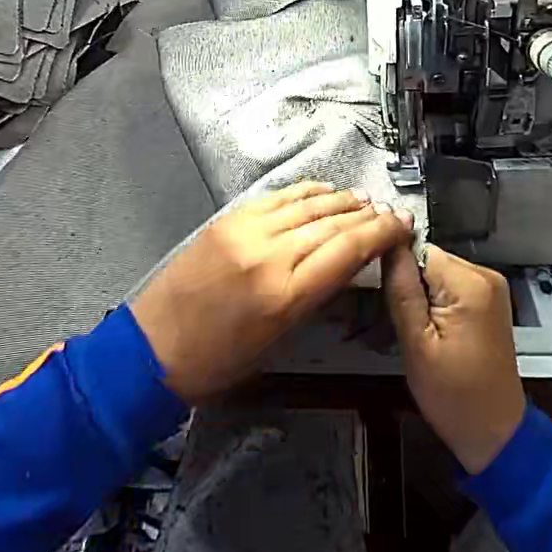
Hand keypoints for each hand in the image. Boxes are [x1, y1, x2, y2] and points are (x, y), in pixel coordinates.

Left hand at [133, 182, 413, 403]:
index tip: (402, 226)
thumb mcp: (278, 338)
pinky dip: (306, 192)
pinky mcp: (227, 220)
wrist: (149, 350)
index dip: (382, 234)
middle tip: (389, 212)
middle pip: (333, 223)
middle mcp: (269, 255)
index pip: (349, 250)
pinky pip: (277, 198)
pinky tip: (324, 190)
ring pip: (308, 205)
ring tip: (364, 200)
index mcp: (285, 294)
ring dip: (341, 200)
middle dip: (368, 216)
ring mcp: (245, 232)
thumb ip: (316, 295)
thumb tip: (348, 262)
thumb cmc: (218, 361)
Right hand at [383, 244, 525, 473]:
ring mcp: (492, 286)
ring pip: (440, 271)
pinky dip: (439, 300)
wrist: (494, 429)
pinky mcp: (491, 300)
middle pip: (431, 258)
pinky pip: (454, 285)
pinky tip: (433, 329)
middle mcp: (486, 274)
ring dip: (423, 292)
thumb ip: (402, 290)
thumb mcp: (416, 344)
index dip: (396, 268)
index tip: (382, 295)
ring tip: (416, 328)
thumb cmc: (452, 394)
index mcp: (469, 283)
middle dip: (410, 281)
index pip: (419, 250)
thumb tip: (389, 244)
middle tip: (399, 320)